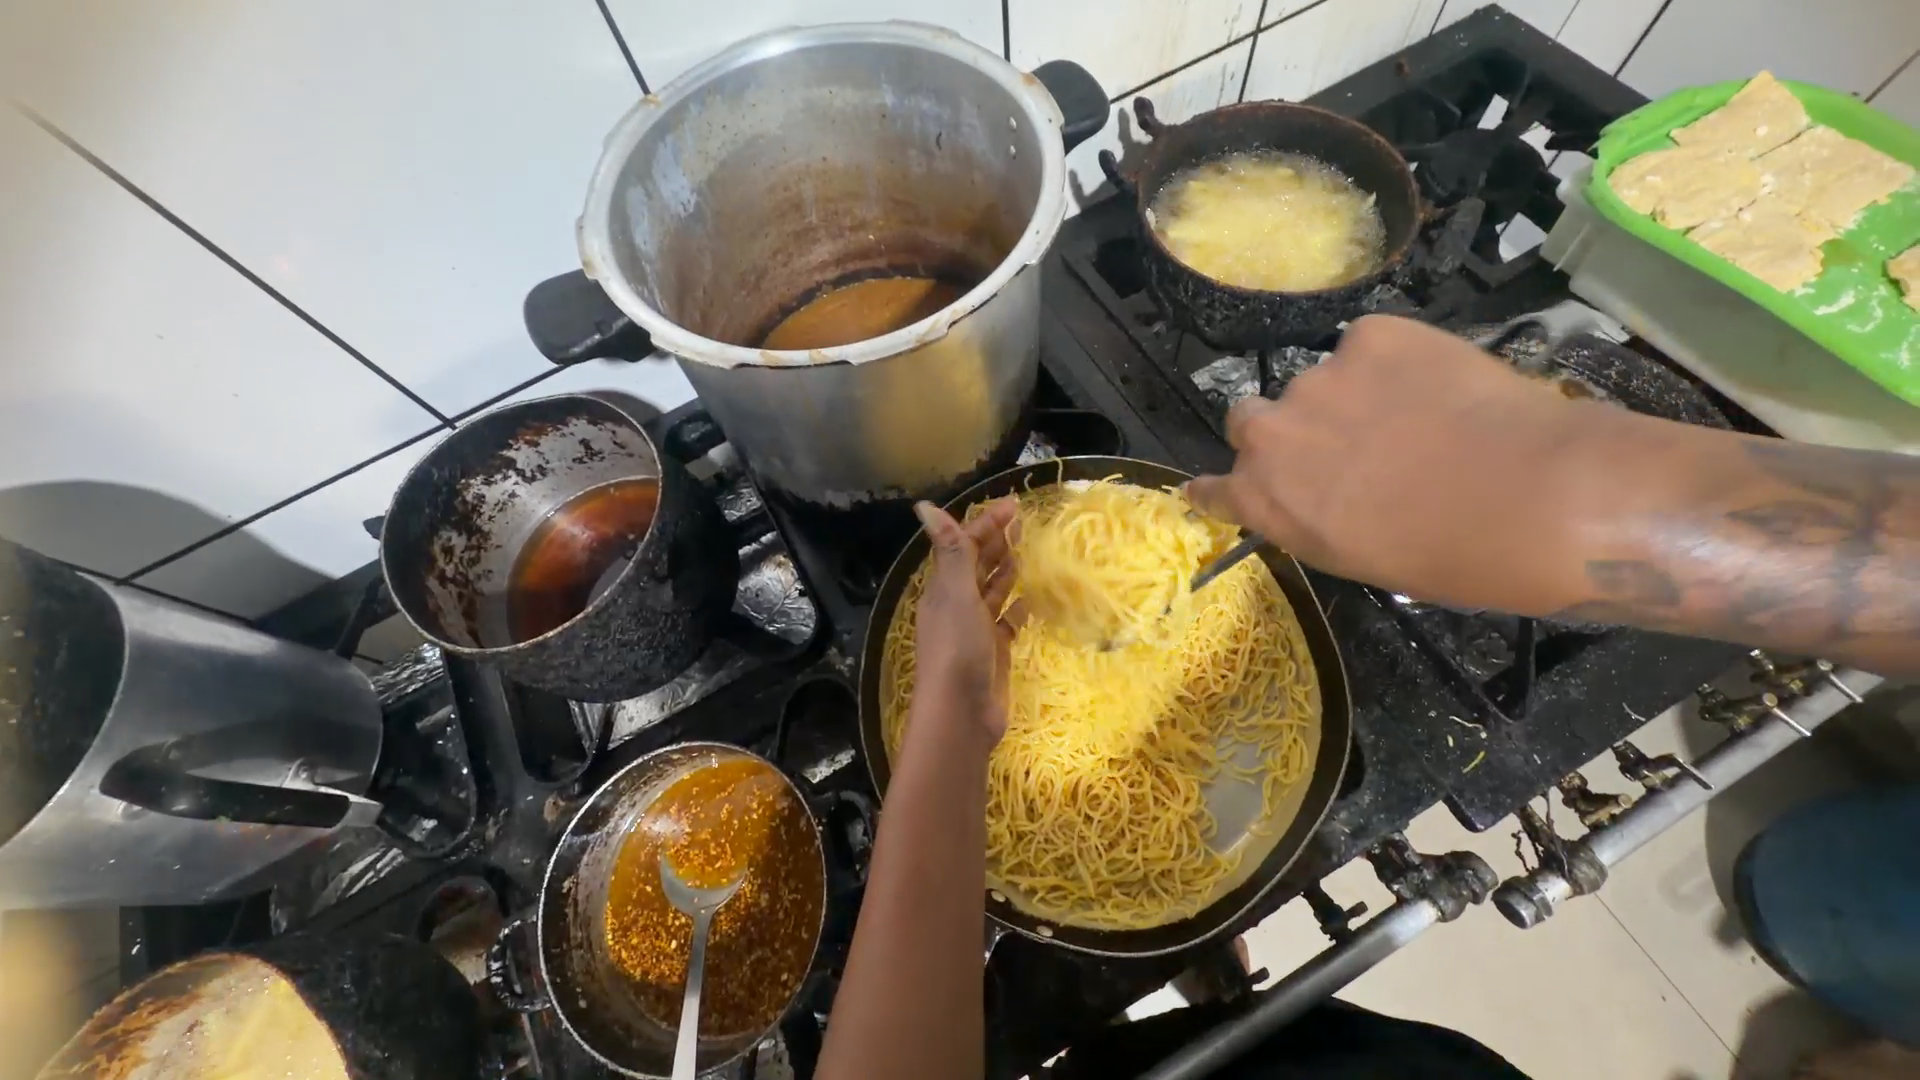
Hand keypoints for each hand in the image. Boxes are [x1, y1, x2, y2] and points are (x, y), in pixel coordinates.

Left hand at [910, 497, 1021, 742]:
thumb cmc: (957, 648)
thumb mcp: (954, 593)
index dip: (985, 523)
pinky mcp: (994, 650)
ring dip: (1006, 568)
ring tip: (1027, 549)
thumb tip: (924, 505)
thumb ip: (949, 550)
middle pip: (977, 563)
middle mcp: (957, 603)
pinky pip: (1007, 620)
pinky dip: (1018, 605)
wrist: (961, 712)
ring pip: (992, 589)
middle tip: (1025, 521)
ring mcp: (976, 628)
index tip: (1014, 505)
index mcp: (944, 587)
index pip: (963, 544)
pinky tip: (1032, 596)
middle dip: (997, 540)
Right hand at [1185, 315, 1617, 607]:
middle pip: (1247, 420)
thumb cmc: (1445, 555)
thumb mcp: (1352, 554)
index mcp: (1262, 497)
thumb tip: (1309, 491)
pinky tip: (1431, 385)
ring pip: (1316, 384)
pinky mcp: (1371, 335)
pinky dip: (1389, 362)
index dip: (1217, 488)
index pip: (1211, 489)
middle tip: (1333, 446)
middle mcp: (1270, 435)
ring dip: (1343, 398)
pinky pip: (1365, 345)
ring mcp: (1318, 378)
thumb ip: (1304, 515)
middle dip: (1278, 432)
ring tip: (1406, 417)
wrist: (1535, 496)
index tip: (1222, 487)